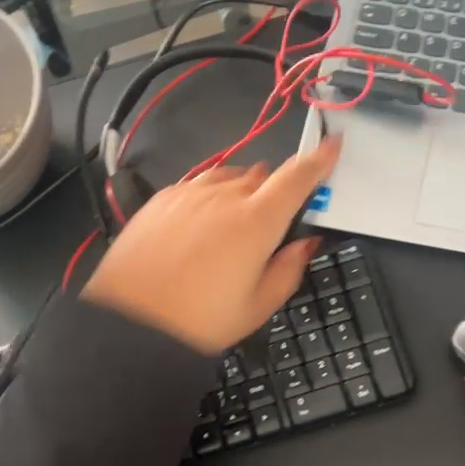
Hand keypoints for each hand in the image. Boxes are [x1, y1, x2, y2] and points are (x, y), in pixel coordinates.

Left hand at [82, 136, 342, 354]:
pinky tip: (205, 224)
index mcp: (257, 222)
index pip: (297, 178)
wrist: (132, 321)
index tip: (332, 144)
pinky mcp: (162, 199)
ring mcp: (190, 193)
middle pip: (263, 177)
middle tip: (274, 225)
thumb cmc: (202, 321)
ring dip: (243, 191)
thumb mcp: (258, 307)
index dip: (319, 159)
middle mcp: (225, 196)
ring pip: (230, 177)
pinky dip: (212, 195)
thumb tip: (306, 243)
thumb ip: (289, 269)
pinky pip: (199, 185)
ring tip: (238, 225)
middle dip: (276, 192)